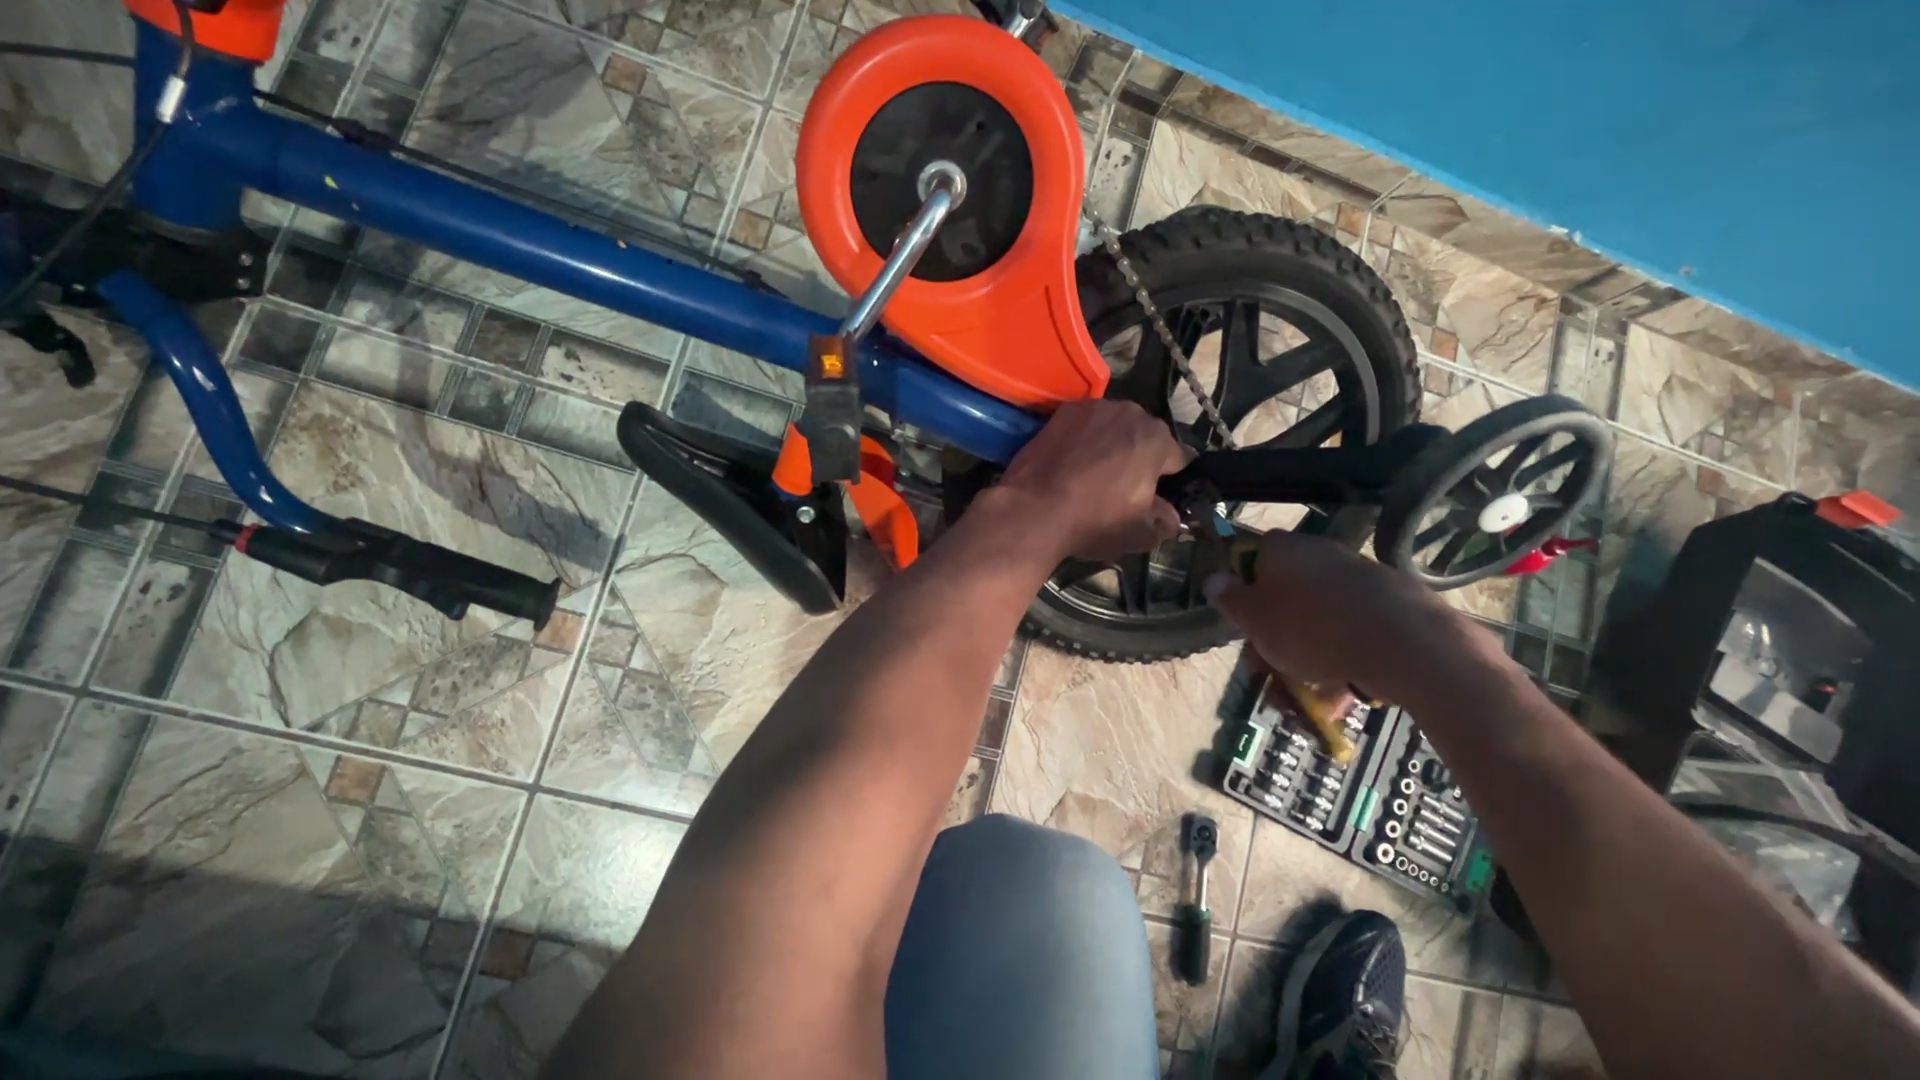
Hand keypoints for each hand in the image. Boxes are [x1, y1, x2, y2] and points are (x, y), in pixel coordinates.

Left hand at [992, 399, 1185, 561]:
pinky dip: (1083, 440)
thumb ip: (1164, 522)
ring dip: (1110, 445)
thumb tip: (1171, 518)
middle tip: (1121, 488)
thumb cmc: (1095, 519)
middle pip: (1144, 437)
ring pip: (1113, 428)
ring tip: (1092, 474)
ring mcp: (1093, 408)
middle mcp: (1130, 412)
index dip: (1169, 482)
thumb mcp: (1139, 533)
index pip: (1178, 460)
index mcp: (1157, 438)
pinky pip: (1084, 426)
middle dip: (1139, 458)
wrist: (1034, 508)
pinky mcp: (1061, 412)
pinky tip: (1070, 463)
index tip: (1155, 499)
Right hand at [1204, 530, 1514, 705]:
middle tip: (1267, 675)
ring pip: (1318, 623)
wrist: (1405, 645)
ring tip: (1302, 703)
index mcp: (1284, 550)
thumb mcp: (1256, 620)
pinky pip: (1352, 636)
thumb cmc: (1313, 628)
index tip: (1243, 629)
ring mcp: (1360, 581)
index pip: (1251, 559)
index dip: (1243, 594)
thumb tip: (1213, 578)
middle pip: (1284, 598)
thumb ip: (1230, 600)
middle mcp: (1321, 556)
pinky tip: (1340, 698)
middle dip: (1272, 641)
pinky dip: (1341, 664)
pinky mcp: (1392, 608)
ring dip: (1303, 662)